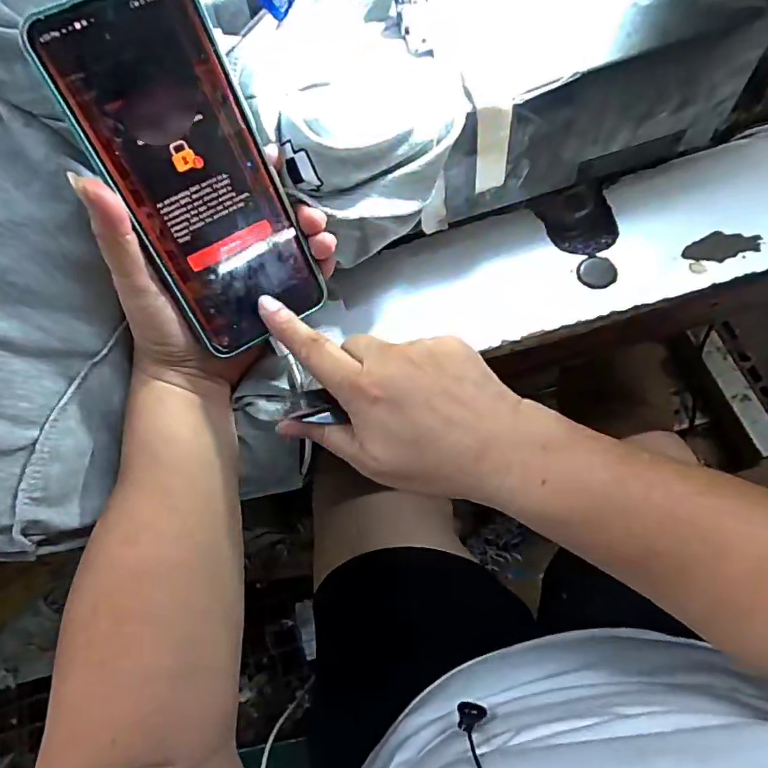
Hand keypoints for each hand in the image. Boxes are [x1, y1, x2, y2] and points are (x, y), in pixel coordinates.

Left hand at [70, 173, 336, 394]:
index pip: (225, 187)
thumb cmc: (155, 326)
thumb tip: (81, 178)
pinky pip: (301, 275)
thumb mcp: (131, 277)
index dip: (248, 166)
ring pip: (290, 238)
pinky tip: (327, 258)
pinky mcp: (273, 298)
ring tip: (320, 232)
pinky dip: (320, 263)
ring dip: (311, 228)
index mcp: (197, 231)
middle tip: (304, 206)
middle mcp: (229, 244)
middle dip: (293, 199)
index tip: (268, 152)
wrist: (187, 379)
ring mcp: (254, 271)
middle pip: (268, 210)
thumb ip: (114, 235)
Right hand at [258, 296, 540, 502]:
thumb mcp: (369, 460)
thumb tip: (283, 424)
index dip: (287, 328)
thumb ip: (324, 435)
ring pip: (387, 348)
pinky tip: (438, 393)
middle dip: (351, 366)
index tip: (267, 303)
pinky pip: (418, 347)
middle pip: (351, 346)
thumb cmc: (430, 464)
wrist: (500, 448)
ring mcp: (420, 345)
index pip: (314, 351)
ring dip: (387, 367)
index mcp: (361, 388)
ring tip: (413, 402)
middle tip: (368, 400)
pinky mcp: (448, 340)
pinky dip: (419, 365)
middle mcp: (387, 357)